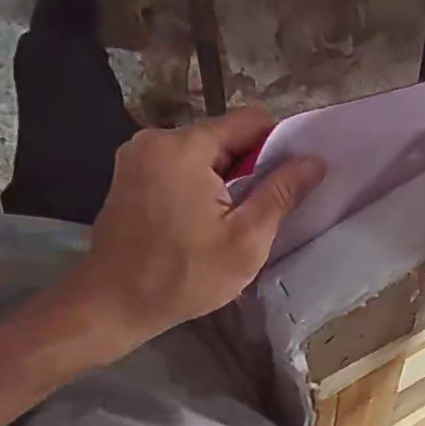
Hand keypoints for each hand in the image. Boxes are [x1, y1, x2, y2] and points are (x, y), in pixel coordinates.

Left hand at [70, 108, 324, 336]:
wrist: (110, 305)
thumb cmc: (182, 276)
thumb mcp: (245, 240)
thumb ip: (281, 193)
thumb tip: (314, 160)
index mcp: (184, 146)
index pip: (250, 120)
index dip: (277, 146)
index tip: (285, 182)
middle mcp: (155, 138)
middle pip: (222, 135)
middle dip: (247, 166)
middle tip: (256, 210)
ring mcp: (135, 155)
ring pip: (200, 152)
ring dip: (221, 177)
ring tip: (228, 218)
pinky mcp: (126, 175)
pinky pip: (176, 166)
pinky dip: (195, 183)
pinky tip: (198, 219)